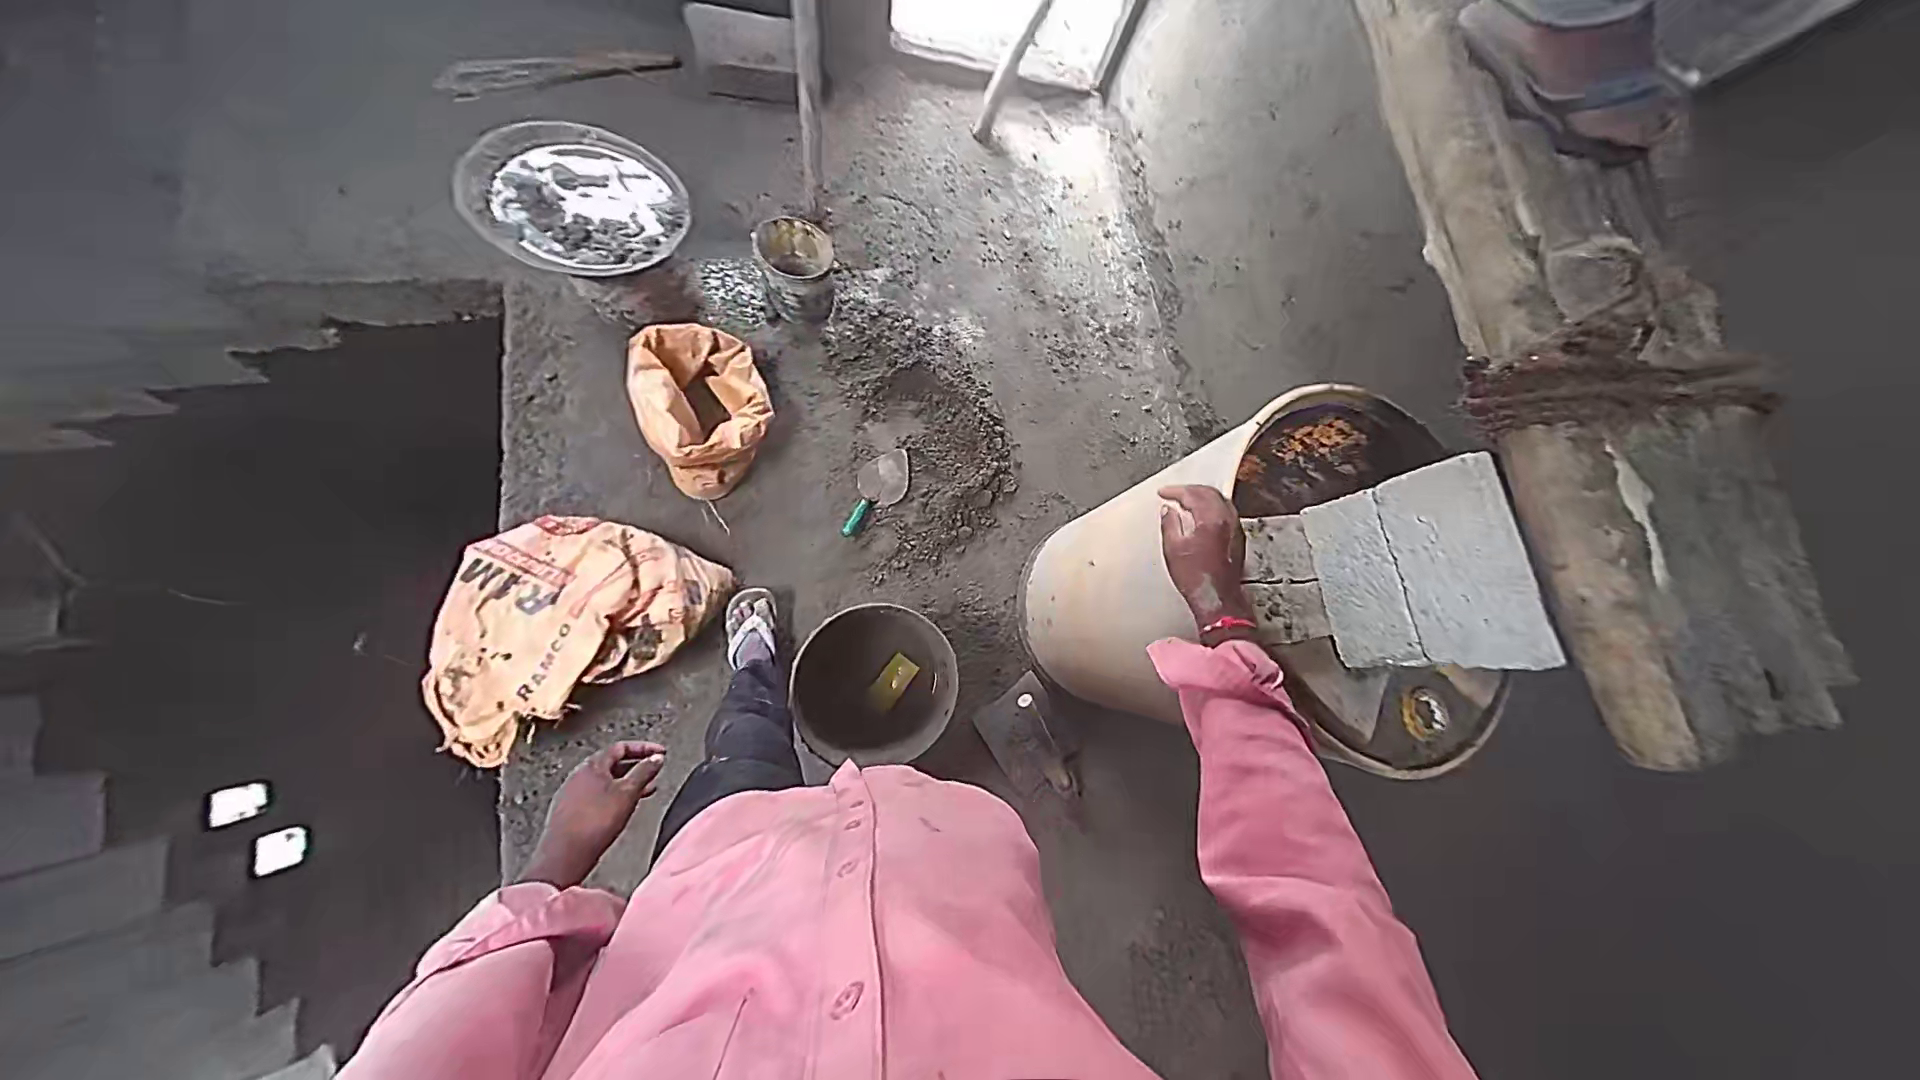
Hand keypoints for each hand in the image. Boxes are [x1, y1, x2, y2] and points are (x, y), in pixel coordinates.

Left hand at [518, 741, 666, 887]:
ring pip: (606, 781)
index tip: (660, 753)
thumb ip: (645, 771)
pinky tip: (623, 808)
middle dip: (637, 767)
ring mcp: (571, 794)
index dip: (644, 748)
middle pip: (613, 763)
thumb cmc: (595, 822)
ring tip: (644, 792)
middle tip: (654, 772)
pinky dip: (614, 796)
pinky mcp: (568, 811)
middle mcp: (578, 776)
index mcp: (591, 766)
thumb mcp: (629, 792)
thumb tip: (657, 758)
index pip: (621, 747)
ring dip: (627, 783)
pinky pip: (596, 796)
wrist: (564, 857)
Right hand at [1158, 485, 1256, 643]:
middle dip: (1190, 490)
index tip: (1164, 493)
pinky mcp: (1237, 539)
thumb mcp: (1173, 548)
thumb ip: (1170, 524)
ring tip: (1186, 502)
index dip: (1176, 491)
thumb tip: (1168, 511)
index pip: (1193, 494)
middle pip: (1210, 493)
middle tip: (1174, 493)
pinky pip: (1225, 513)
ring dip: (1202, 497)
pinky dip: (1211, 508)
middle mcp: (1227, 521)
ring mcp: (1235, 529)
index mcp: (1211, 520)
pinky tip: (1201, 516)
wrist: (1217, 599)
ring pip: (1220, 501)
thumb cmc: (1196, 578)